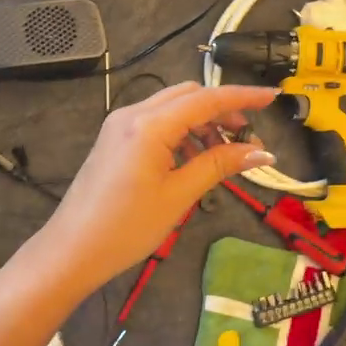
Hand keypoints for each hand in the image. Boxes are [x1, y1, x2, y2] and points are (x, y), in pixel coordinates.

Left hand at [27, 82, 277, 294]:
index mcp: (149, 125)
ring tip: (224, 155)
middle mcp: (132, 113)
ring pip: (172, 107)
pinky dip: (182, 132)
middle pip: (188, 95)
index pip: (206, 99)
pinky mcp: (114, 139)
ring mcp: (119, 124)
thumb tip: (261, 151)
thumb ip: (219, 165)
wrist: (73, 250)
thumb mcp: (179, 196)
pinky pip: (156, 122)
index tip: (273, 97)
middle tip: (249, 139)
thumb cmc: (127, 227)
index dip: (242, 96)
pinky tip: (195, 159)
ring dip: (202, 122)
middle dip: (222, 110)